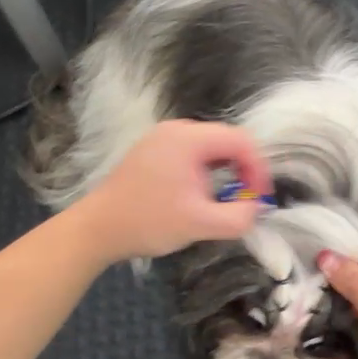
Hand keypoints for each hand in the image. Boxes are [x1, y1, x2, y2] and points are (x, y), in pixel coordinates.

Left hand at [73, 120, 272, 261]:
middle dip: (242, 172)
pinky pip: (191, 155)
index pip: (242, 141)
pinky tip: (198, 199)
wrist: (98, 229)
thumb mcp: (201, 224)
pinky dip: (204, 174)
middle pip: (226, 142)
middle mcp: (176, 130)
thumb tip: (256, 209)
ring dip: (223, 174)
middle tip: (244, 202)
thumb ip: (239, 217)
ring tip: (222, 203)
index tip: (259, 199)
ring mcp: (161, 138)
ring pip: (210, 149)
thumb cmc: (149, 222)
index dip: (258, 170)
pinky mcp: (152, 152)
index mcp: (189, 138)